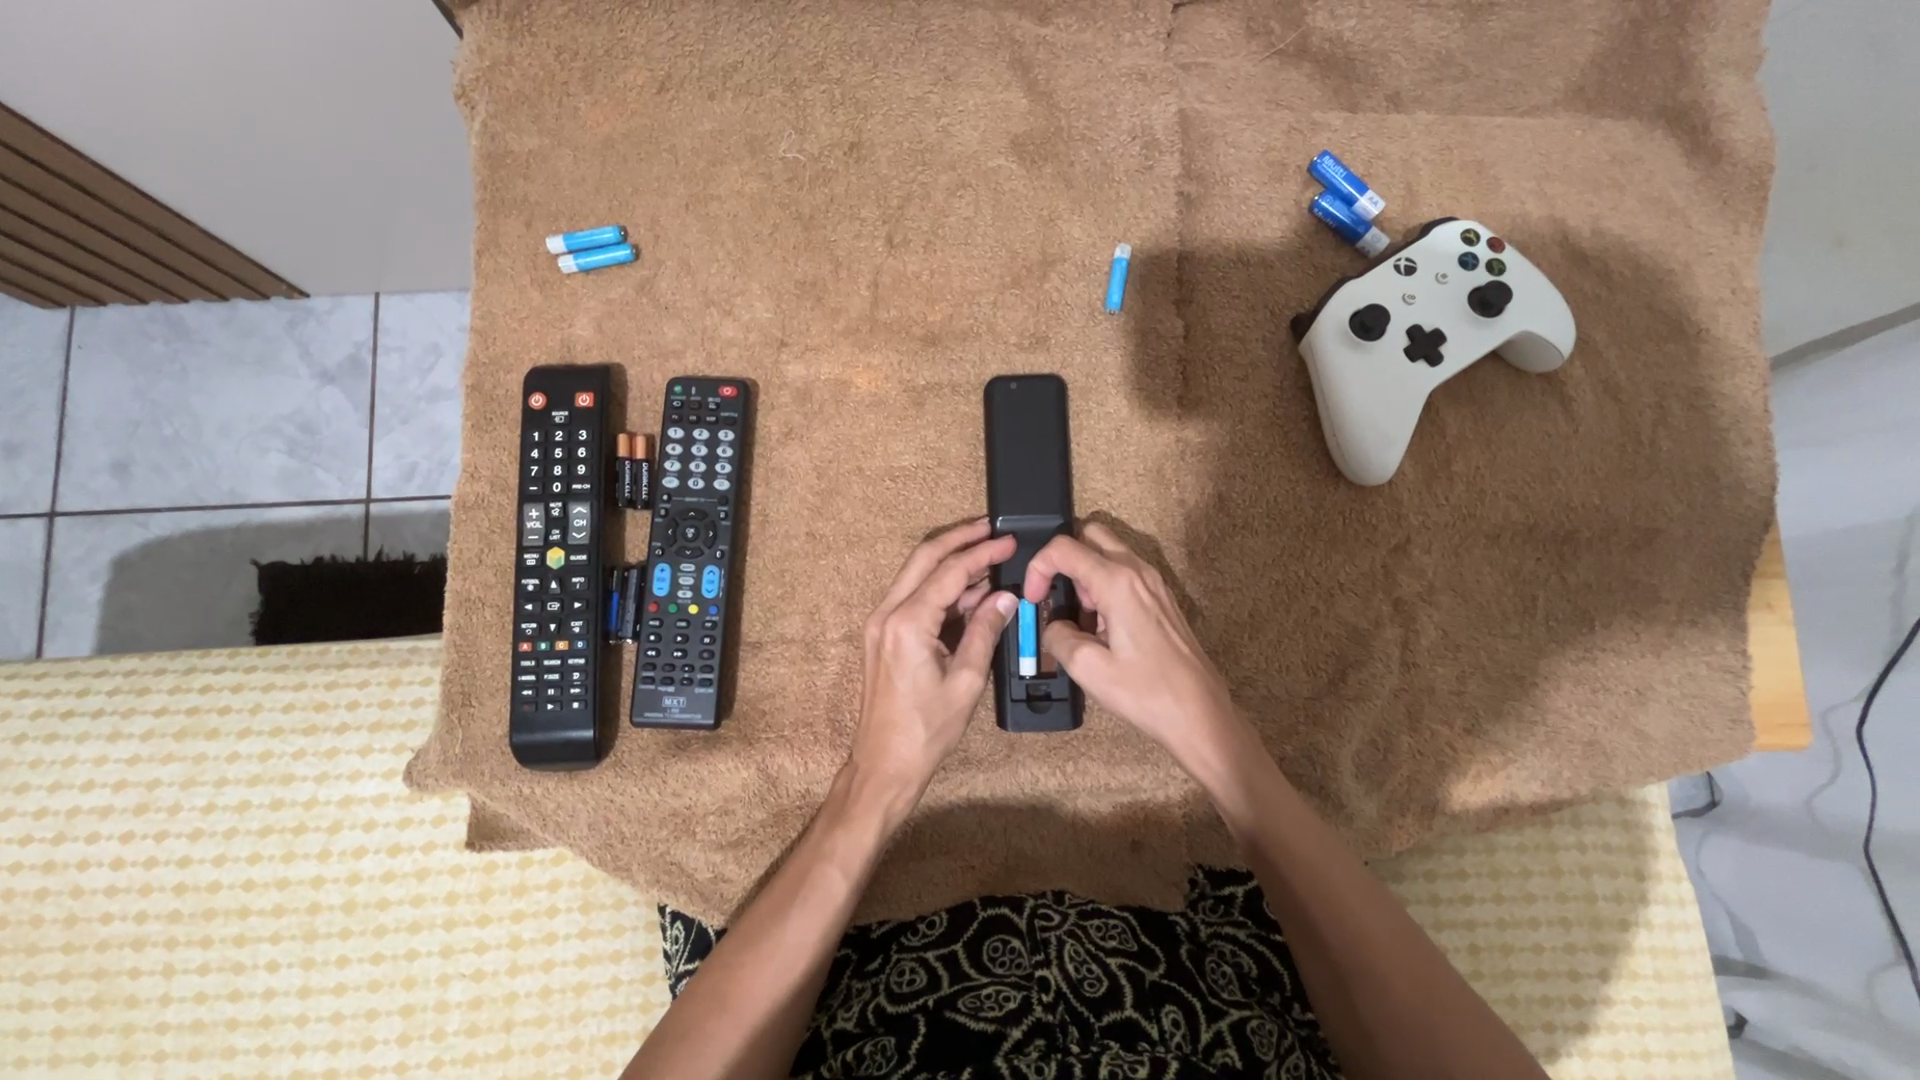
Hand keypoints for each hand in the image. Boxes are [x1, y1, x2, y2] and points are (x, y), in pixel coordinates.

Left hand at [850, 519, 1017, 796]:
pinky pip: (912, 597)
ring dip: (950, 562)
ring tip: (988, 558)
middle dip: (960, 539)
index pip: (949, 571)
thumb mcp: (966, 681)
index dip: (982, 553)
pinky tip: (969, 591)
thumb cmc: (925, 731)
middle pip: (924, 557)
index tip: (1009, 542)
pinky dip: (939, 587)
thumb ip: (984, 632)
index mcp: (907, 624)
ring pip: (916, 574)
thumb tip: (1004, 598)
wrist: (884, 764)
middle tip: (992, 529)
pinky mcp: (882, 636)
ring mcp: (880, 624)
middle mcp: (887, 615)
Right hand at [1021, 522, 1239, 761]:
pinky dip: (1104, 589)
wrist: (1199, 712)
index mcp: (1118, 583)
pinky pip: (1124, 575)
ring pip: (1108, 554)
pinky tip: (1103, 630)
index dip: (1038, 568)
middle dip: (1064, 561)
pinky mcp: (1160, 599)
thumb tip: (1053, 627)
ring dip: (1085, 577)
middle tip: (1058, 599)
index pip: (1064, 548)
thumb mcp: (1088, 669)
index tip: (1034, 600)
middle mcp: (1138, 573)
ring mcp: (1154, 584)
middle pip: (1090, 536)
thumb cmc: (1148, 692)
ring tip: (1082, 623)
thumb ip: (1058, 637)